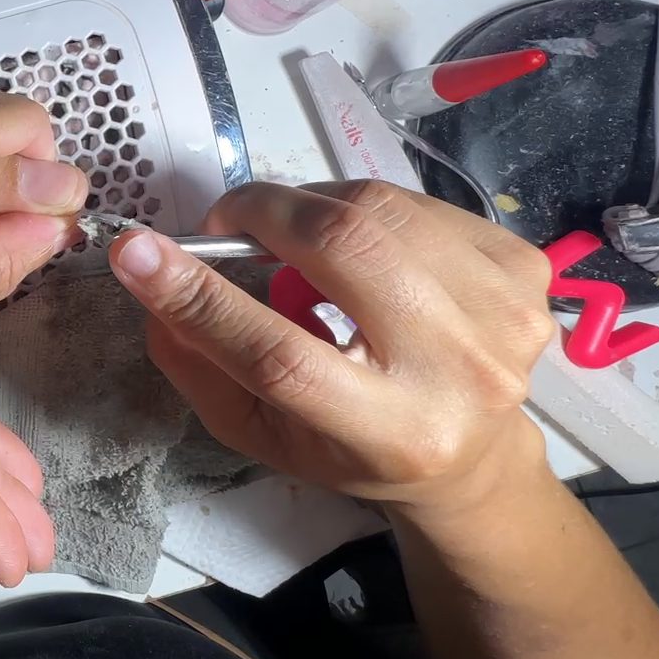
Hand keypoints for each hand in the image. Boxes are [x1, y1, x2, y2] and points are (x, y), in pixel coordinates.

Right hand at [106, 180, 558, 517]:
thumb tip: (149, 271)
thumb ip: (191, 359)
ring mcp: (505, 315)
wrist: (471, 456)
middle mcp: (459, 377)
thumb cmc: (337, 444)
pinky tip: (352, 244)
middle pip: (345, 251)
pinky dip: (357, 207)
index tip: (132, 249)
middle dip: (262, 214)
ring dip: (307, 206)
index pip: (276, 354)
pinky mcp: (527, 269)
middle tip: (228, 223)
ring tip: (290, 238)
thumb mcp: (247, 426)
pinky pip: (411, 201)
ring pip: (376, 209)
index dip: (197, 295)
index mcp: (383, 435)